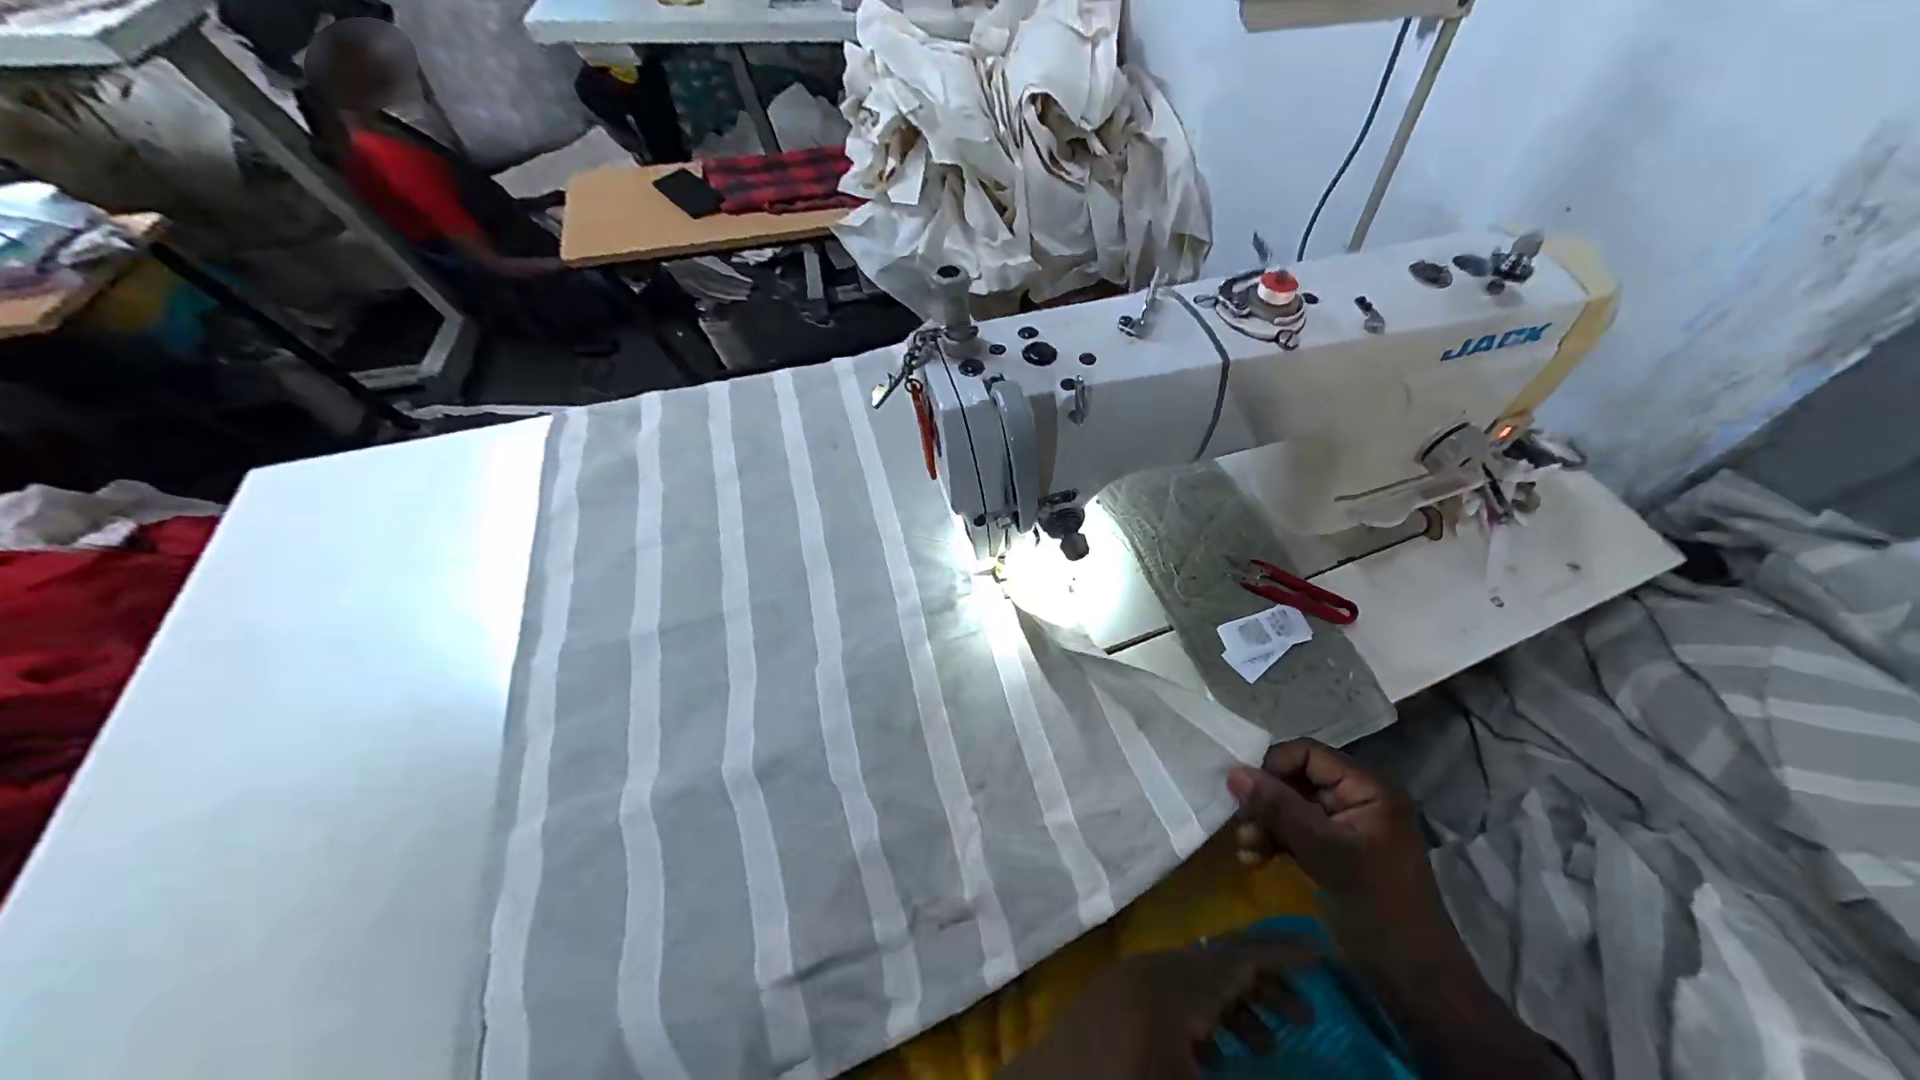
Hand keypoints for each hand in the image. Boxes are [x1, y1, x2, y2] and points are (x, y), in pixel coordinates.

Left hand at [1000, 935, 1317, 1079]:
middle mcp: (1153, 968)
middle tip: (1305, 1020)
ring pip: (1194, 980)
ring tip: (1265, 1047)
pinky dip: (1200, 1017)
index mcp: (1176, 983)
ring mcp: (1128, 981)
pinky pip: (1169, 994)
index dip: (1284, 955)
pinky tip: (1214, 1056)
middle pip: (1219, 963)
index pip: (1241, 956)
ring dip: (1233, 1007)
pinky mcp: (1112, 999)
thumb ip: (1251, 1075)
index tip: (1323, 956)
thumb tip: (1290, 1067)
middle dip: (1264, 987)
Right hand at [1228, 741, 1576, 1079]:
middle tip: (1240, 824)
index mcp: (1368, 788)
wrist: (1411, 978)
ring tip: (1246, 848)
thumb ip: (1279, 809)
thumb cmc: (1378, 906)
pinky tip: (1253, 859)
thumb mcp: (1325, 852)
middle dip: (1264, 801)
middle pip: (1295, 779)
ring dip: (1263, 823)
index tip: (1242, 792)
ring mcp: (1345, 827)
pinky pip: (1294, 832)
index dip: (1272, 767)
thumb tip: (1233, 772)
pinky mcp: (1334, 852)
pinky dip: (1272, 841)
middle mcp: (1357, 799)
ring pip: (1290, 806)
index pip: (1307, 754)